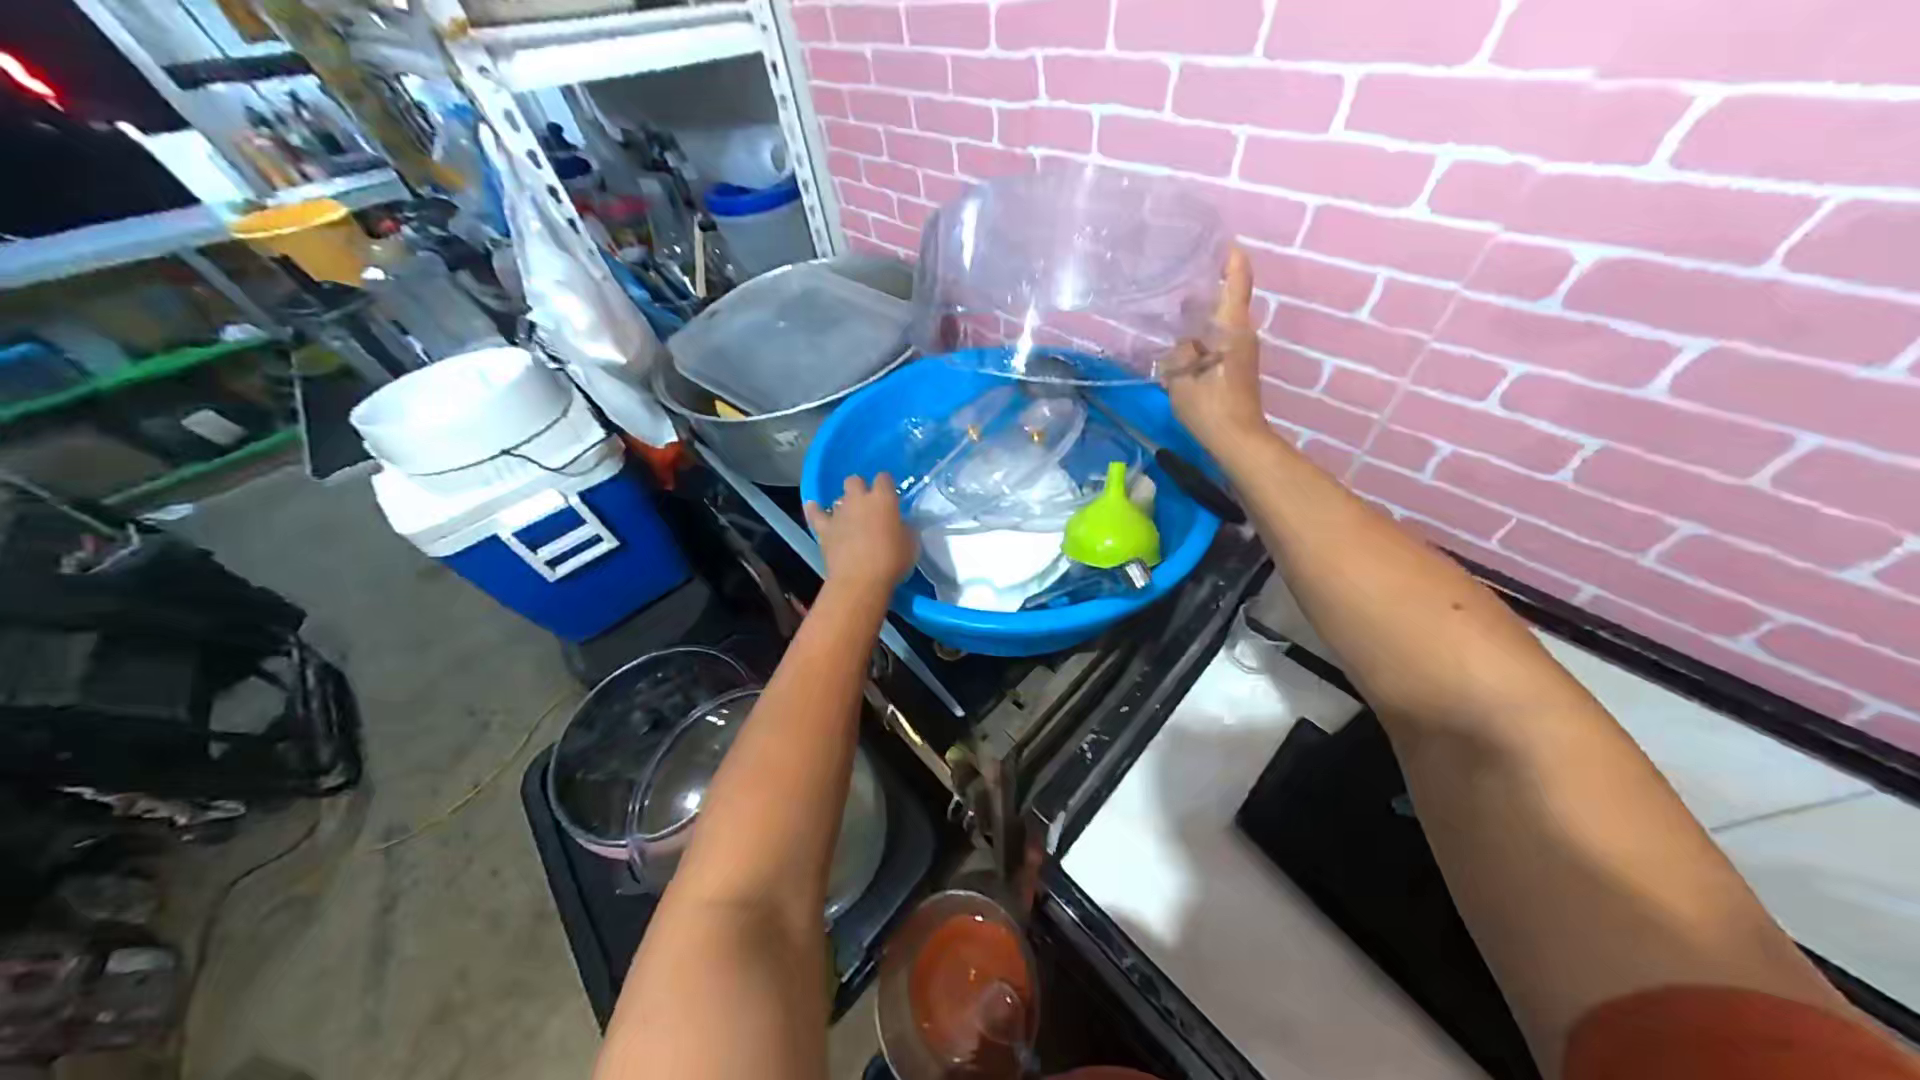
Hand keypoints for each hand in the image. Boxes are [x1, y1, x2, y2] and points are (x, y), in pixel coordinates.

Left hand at [805, 473, 916, 596]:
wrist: (860, 580)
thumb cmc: (892, 561)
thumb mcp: (911, 544)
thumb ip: (905, 528)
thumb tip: (900, 525)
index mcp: (883, 499)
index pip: (884, 478)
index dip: (886, 484)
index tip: (890, 495)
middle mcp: (859, 499)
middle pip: (855, 481)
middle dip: (860, 488)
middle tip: (868, 505)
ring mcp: (839, 513)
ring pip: (838, 498)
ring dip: (845, 505)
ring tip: (849, 518)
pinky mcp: (823, 529)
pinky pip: (815, 513)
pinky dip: (815, 510)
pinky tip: (814, 507)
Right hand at [1164, 248, 1279, 462]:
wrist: (1238, 439)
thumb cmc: (1210, 406)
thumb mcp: (1182, 378)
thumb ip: (1179, 351)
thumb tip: (1182, 338)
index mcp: (1231, 327)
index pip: (1237, 282)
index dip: (1231, 259)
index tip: (1218, 243)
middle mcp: (1242, 332)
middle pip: (1227, 300)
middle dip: (1206, 287)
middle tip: (1178, 276)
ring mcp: (1242, 350)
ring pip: (1221, 321)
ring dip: (1201, 314)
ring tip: (1173, 307)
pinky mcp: (1237, 366)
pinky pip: (1219, 338)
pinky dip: (1203, 333)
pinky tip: (1181, 340)